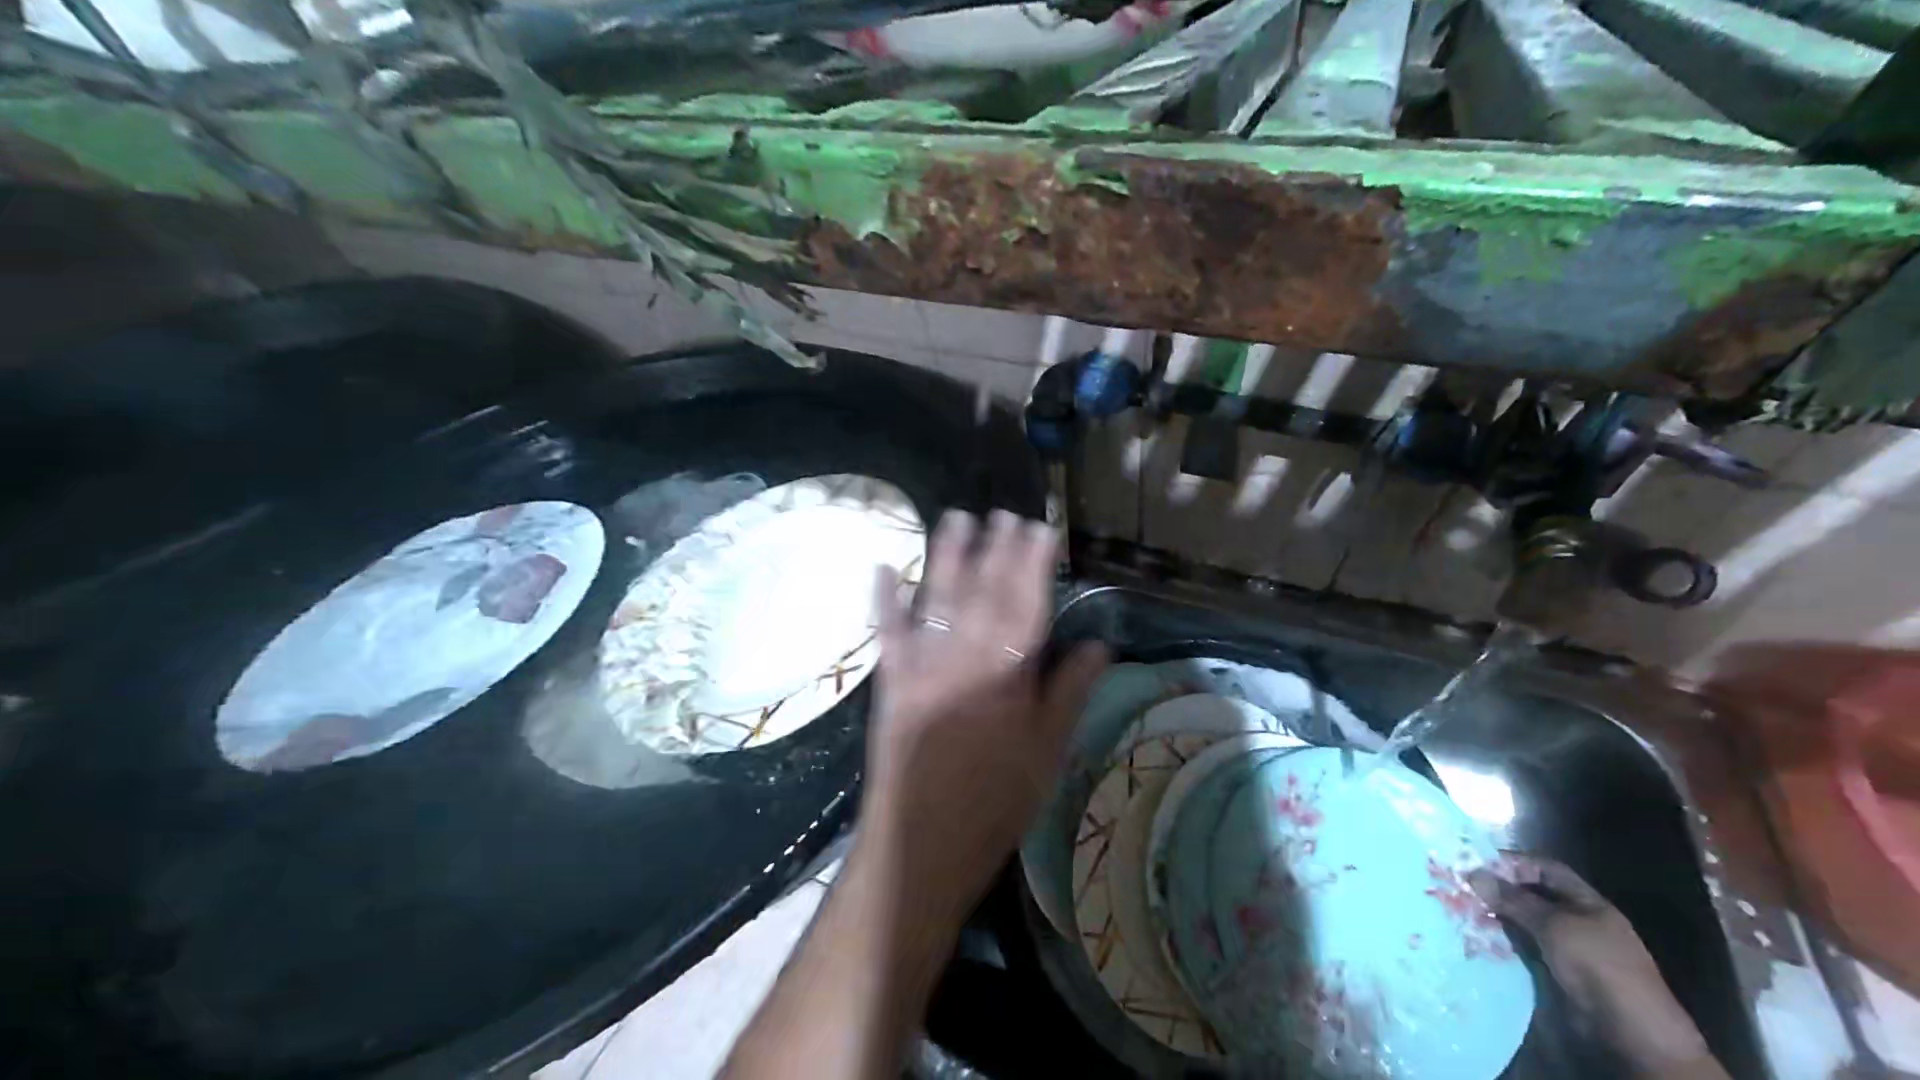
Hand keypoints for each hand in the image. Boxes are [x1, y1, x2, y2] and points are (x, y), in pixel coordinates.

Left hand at [862, 510, 1107, 920]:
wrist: (923, 842)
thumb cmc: (996, 802)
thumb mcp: (1047, 752)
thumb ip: (1069, 692)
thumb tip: (1099, 643)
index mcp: (1005, 674)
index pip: (1025, 604)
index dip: (1033, 563)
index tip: (1039, 528)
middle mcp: (961, 657)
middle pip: (982, 592)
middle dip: (994, 550)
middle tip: (1003, 513)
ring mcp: (920, 665)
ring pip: (936, 599)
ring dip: (945, 557)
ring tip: (955, 519)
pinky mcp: (890, 681)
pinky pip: (886, 631)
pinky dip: (885, 598)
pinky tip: (883, 567)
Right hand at [1470, 855, 1724, 1078]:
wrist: (1630, 1031)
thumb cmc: (1598, 966)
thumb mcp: (1554, 926)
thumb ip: (1514, 899)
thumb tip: (1472, 873)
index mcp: (1588, 903)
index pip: (1546, 869)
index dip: (1514, 862)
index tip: (1478, 863)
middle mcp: (1577, 921)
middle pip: (1532, 895)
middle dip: (1499, 891)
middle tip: (1462, 887)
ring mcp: (1567, 948)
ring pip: (1523, 922)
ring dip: (1497, 917)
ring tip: (1463, 911)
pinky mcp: (1556, 971)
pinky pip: (1523, 948)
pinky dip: (1502, 942)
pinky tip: (1478, 937)